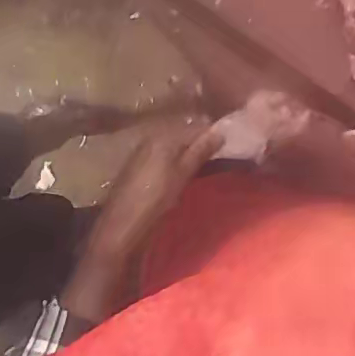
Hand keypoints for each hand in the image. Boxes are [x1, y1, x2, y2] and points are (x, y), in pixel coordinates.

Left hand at [61, 119, 223, 319]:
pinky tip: (188, 174)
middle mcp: (151, 138)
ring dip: (192, 154)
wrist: (121, 228)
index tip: (233, 144)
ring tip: (212, 165)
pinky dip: (179, 162)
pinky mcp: (139, 168)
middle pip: (184, 135)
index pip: (195, 127)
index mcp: (163, 135)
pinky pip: (166, 158)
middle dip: (203, 143)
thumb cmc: (154, 199)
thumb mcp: (182, 174)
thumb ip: (200, 150)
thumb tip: (220, 130)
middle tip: (226, 155)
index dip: (214, 135)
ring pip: (175, 147)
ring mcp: (143, 153)